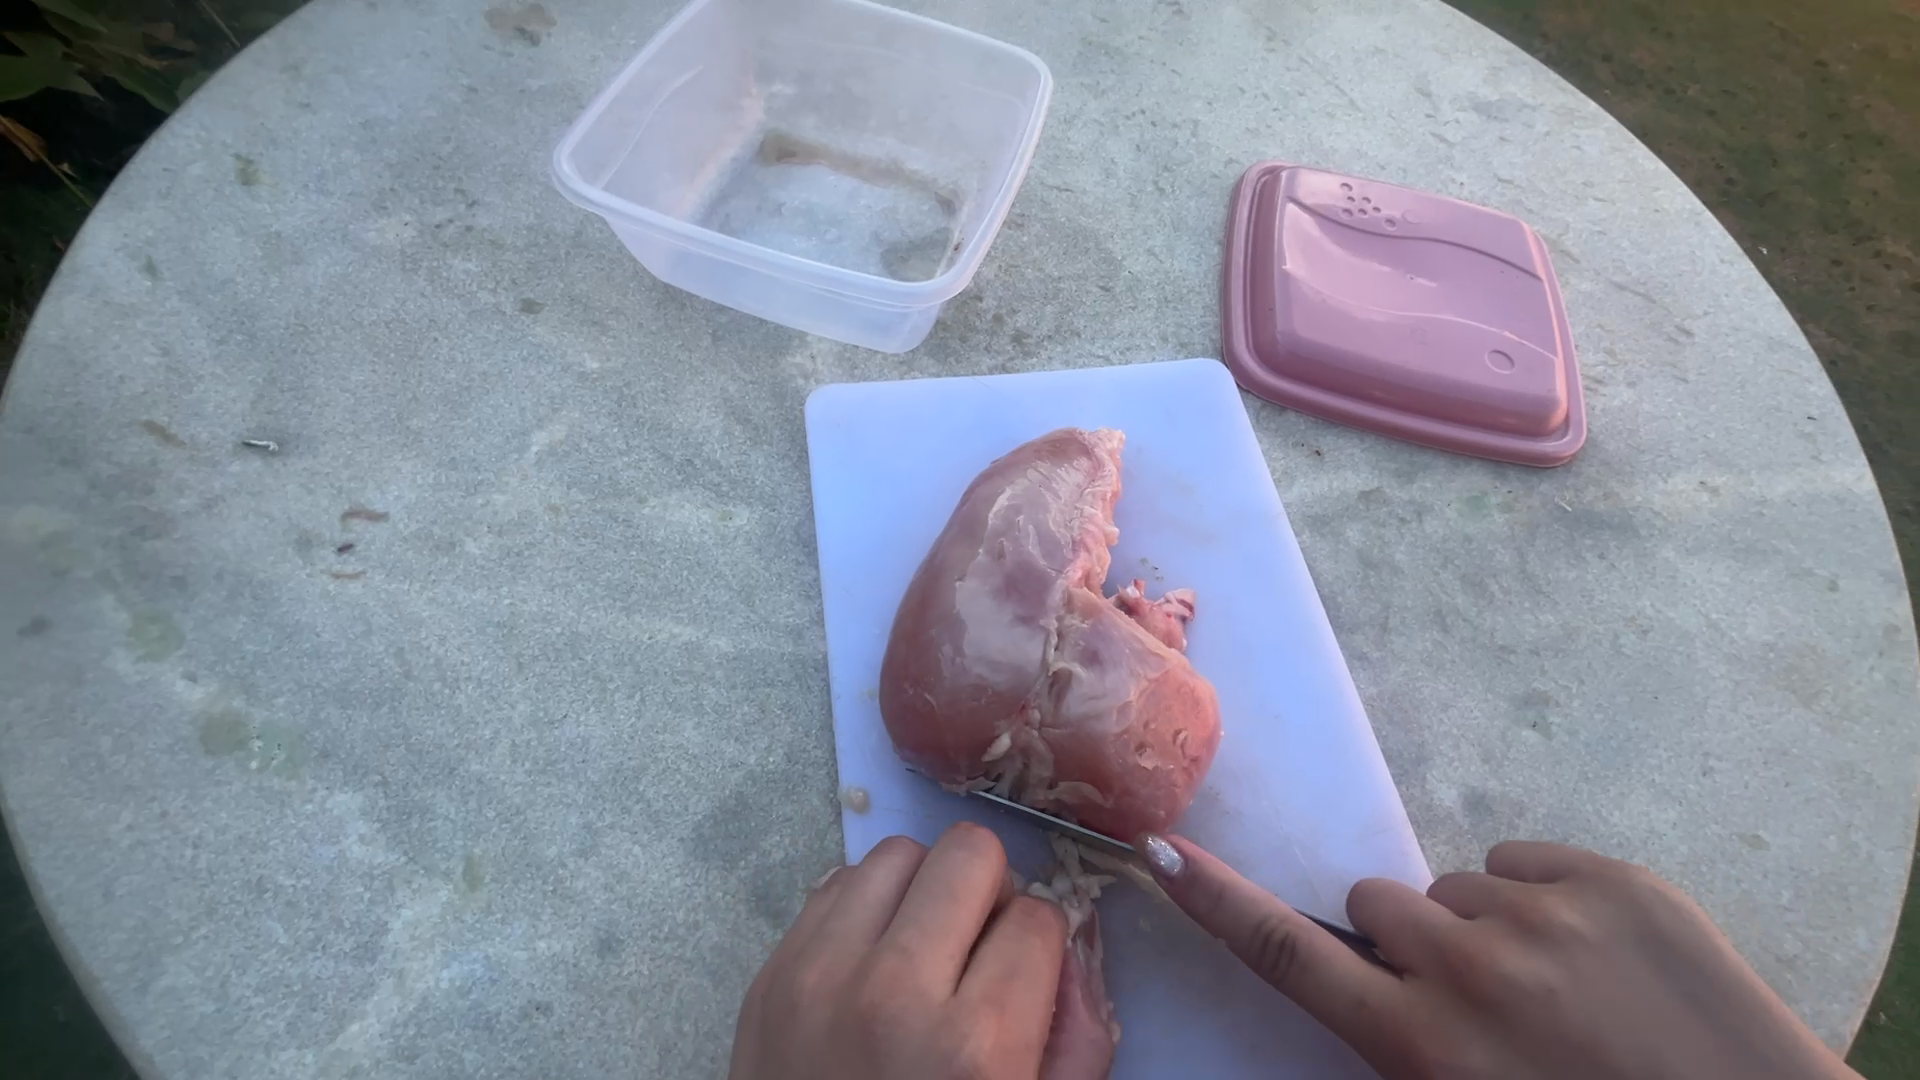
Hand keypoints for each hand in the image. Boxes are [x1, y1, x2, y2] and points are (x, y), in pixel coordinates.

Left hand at [729, 823, 1115, 1079]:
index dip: (1040, 942)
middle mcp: (894, 992)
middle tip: (975, 941)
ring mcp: (822, 972)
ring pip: (901, 851)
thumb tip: (1068, 941)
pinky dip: (869, 905)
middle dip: (988, 890)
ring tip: (920, 944)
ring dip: (924, 888)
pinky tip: (871, 956)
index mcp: (973, 1049)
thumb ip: (1076, 1035)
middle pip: (970, 851)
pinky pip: (840, 880)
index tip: (1023, 972)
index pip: (1037, 918)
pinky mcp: (774, 968)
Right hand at [1136, 834, 1858, 1079]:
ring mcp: (1548, 915)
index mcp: (1428, 1046)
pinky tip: (1614, 963)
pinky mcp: (1618, 878)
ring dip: (1483, 928)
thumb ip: (1399, 1045)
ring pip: (1455, 886)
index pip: (1287, 953)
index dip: (1214, 900)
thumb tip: (1364, 968)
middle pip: (1378, 903)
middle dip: (1407, 942)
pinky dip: (1548, 903)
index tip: (1158, 849)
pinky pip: (1526, 863)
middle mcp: (1471, 968)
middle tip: (1481, 1003)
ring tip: (1568, 996)